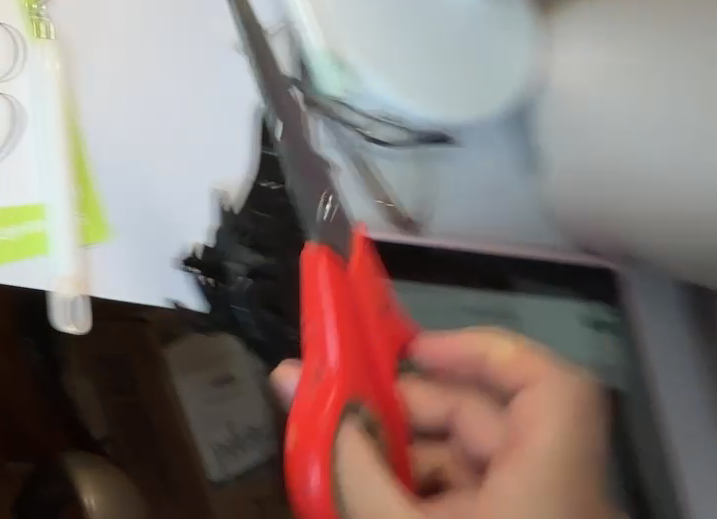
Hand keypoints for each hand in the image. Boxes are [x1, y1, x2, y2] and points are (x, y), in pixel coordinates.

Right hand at [272, 328, 618, 518]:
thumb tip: (289, 374)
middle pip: (485, 415)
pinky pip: (476, 491)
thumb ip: (337, 444)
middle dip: (402, 408)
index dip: (479, 349)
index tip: (407, 352)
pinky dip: (422, 484)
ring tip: (352, 470)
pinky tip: (379, 501)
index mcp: (550, 486)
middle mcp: (562, 496)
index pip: (549, 384)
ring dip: (402, 449)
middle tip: (339, 415)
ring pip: (472, 455)